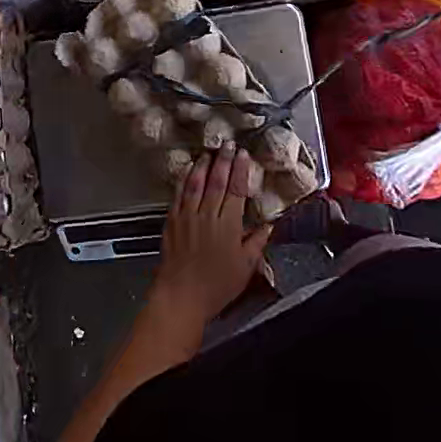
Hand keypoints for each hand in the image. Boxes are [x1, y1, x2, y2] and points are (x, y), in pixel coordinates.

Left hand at [151, 146, 272, 324]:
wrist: (180, 297)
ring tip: (208, 151)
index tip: (243, 154)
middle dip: (223, 160)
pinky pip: (178, 194)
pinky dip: (183, 179)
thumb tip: (269, 225)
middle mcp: (207, 215)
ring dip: (203, 165)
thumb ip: (256, 242)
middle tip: (228, 144)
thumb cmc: (216, 286)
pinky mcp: (171, 222)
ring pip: (196, 183)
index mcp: (228, 224)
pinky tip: (187, 170)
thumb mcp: (245, 267)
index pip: (236, 189)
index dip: (240, 170)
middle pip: (216, 181)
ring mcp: (187, 216)